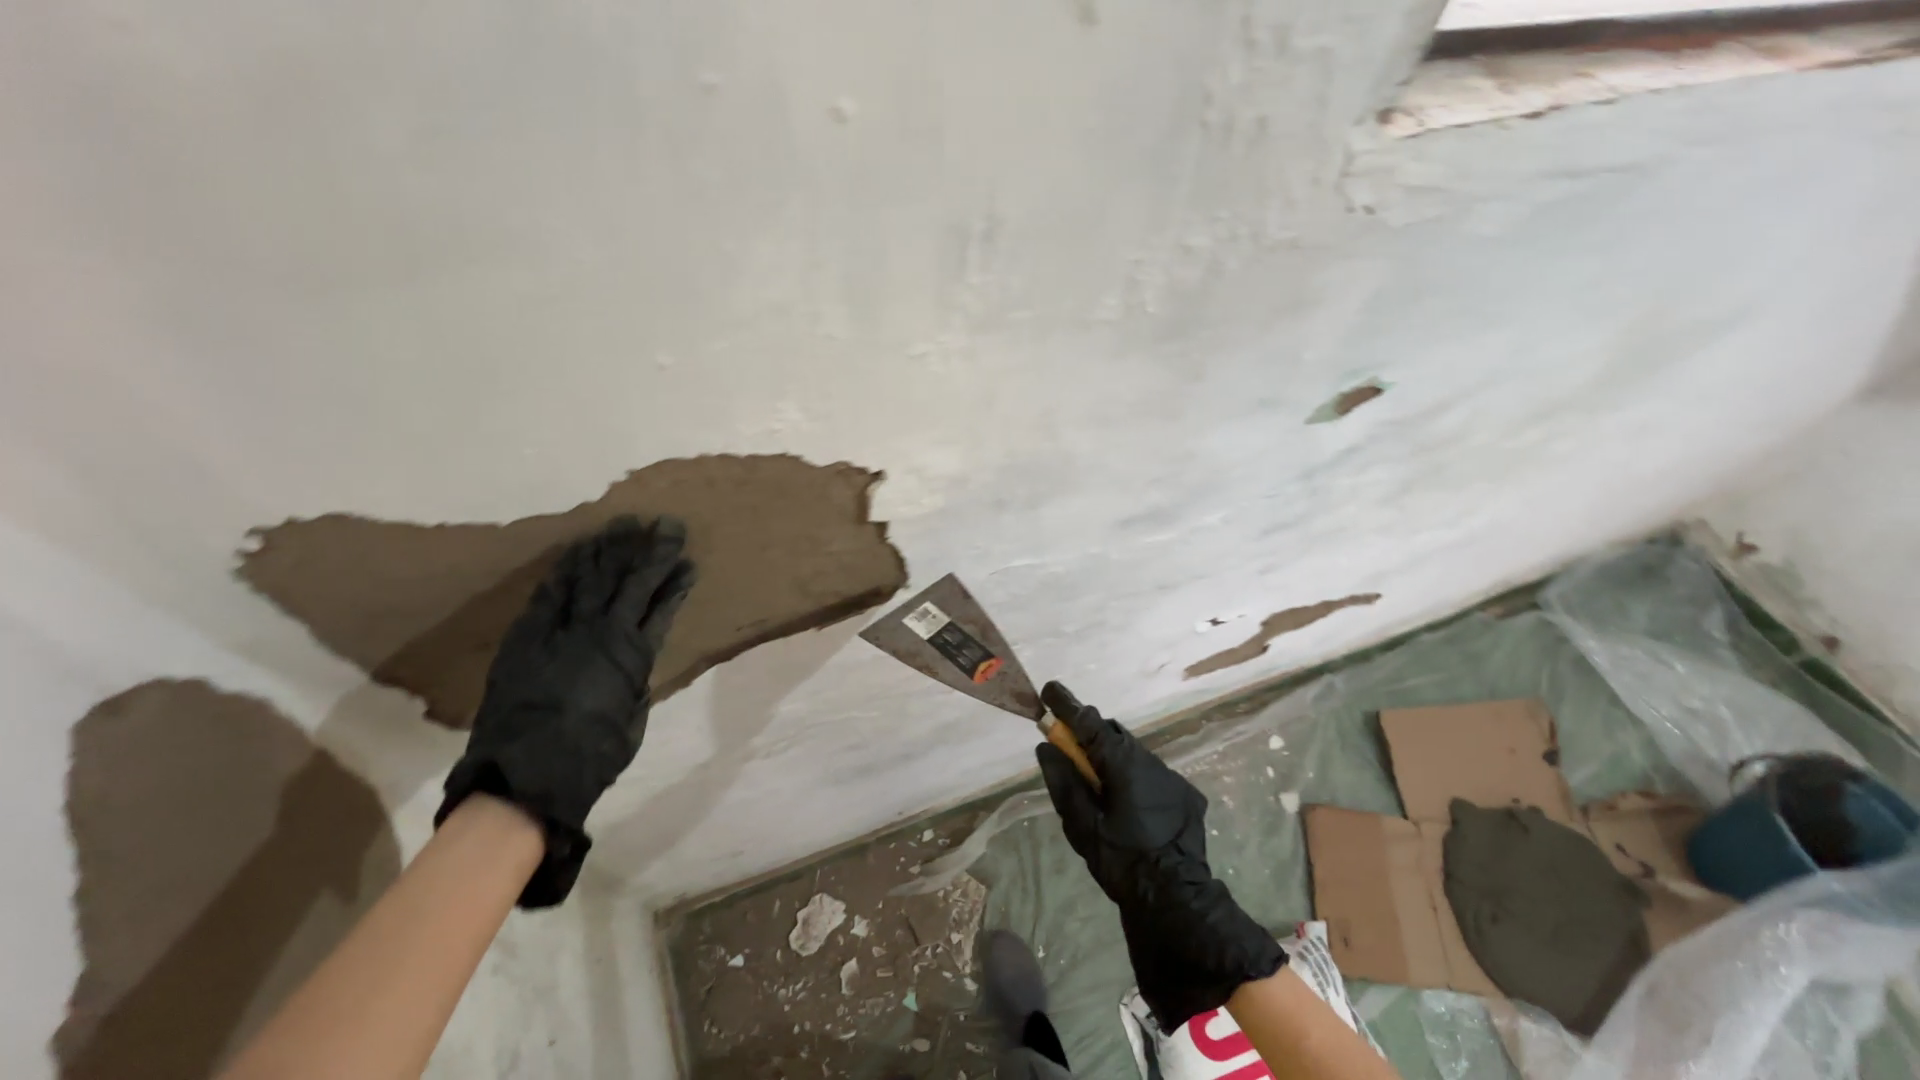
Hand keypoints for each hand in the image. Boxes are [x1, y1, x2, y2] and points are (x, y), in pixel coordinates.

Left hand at [436, 516, 695, 906]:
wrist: (530, 772)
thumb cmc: (593, 756)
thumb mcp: (631, 717)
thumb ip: (634, 681)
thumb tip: (633, 662)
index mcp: (633, 656)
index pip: (660, 607)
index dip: (674, 582)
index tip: (688, 560)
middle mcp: (603, 633)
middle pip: (630, 581)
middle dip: (649, 551)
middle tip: (663, 524)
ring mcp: (563, 629)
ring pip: (590, 578)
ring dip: (607, 550)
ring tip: (620, 526)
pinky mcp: (528, 634)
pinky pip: (549, 592)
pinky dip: (563, 570)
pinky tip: (574, 552)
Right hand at [1035, 681, 1284, 1032]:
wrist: (1176, 897)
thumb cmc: (1122, 861)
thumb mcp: (1082, 826)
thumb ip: (1064, 781)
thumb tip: (1046, 747)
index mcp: (1122, 763)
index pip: (1088, 721)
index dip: (1066, 704)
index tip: (1049, 691)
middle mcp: (1149, 760)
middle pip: (1112, 733)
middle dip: (1087, 733)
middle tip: (1066, 746)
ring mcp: (1171, 775)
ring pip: (1132, 753)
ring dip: (1110, 757)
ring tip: (1094, 780)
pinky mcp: (1184, 793)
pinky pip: (1149, 772)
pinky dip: (1130, 775)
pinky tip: (1125, 802)